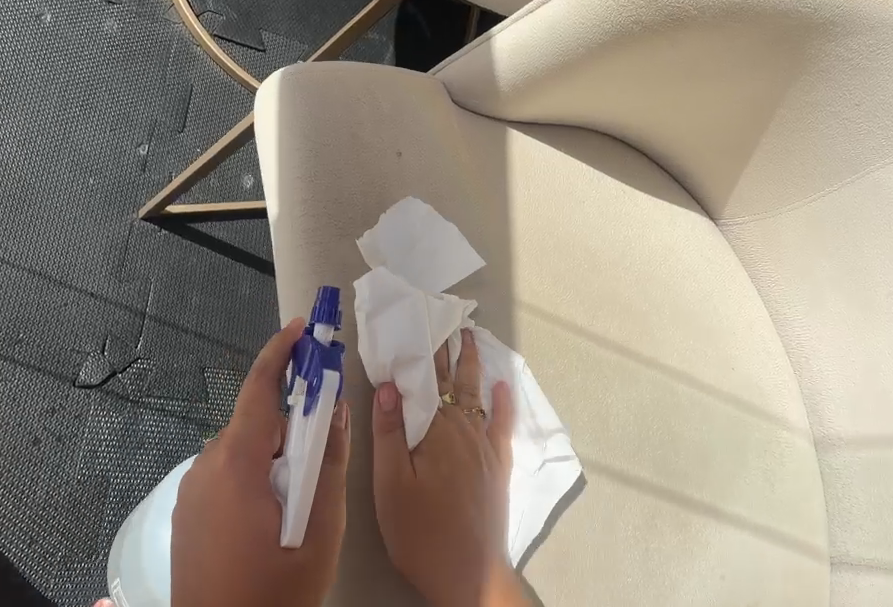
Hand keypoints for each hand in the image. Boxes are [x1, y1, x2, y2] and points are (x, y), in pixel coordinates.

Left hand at [172, 318, 350, 606]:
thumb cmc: (276, 593)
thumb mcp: (319, 531)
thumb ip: (329, 463)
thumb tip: (335, 409)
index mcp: (237, 463)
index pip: (259, 387)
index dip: (282, 350)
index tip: (304, 326)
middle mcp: (207, 465)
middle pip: (254, 420)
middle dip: (290, 417)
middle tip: (324, 431)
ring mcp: (191, 489)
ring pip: (241, 448)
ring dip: (272, 452)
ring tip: (300, 491)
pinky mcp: (186, 512)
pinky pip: (225, 473)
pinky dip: (252, 473)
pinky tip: (272, 512)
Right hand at [371, 329, 527, 606]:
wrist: (469, 574)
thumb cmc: (421, 530)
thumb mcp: (391, 484)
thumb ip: (389, 432)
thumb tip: (389, 383)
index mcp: (435, 428)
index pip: (427, 379)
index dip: (422, 350)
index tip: (418, 321)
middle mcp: (464, 427)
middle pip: (454, 379)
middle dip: (449, 348)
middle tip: (445, 318)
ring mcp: (485, 445)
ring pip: (477, 393)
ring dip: (472, 363)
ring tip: (469, 336)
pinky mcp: (498, 465)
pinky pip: (502, 423)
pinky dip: (503, 401)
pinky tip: (503, 385)